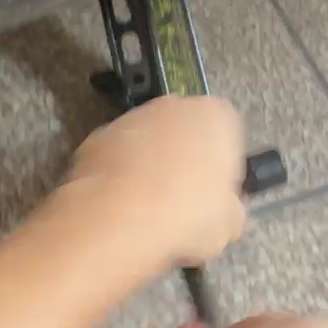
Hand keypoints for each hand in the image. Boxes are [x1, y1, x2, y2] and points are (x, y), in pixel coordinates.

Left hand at [61, 95, 246, 270]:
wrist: (118, 220)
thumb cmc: (188, 214)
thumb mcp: (229, 222)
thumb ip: (230, 207)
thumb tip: (223, 210)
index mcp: (216, 116)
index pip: (229, 133)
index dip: (223, 166)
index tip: (216, 194)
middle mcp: (174, 105)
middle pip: (187, 130)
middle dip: (186, 159)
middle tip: (184, 200)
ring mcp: (131, 117)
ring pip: (150, 140)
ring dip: (151, 164)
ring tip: (148, 208)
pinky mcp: (97, 136)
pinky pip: (118, 155)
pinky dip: (120, 173)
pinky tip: (121, 205)